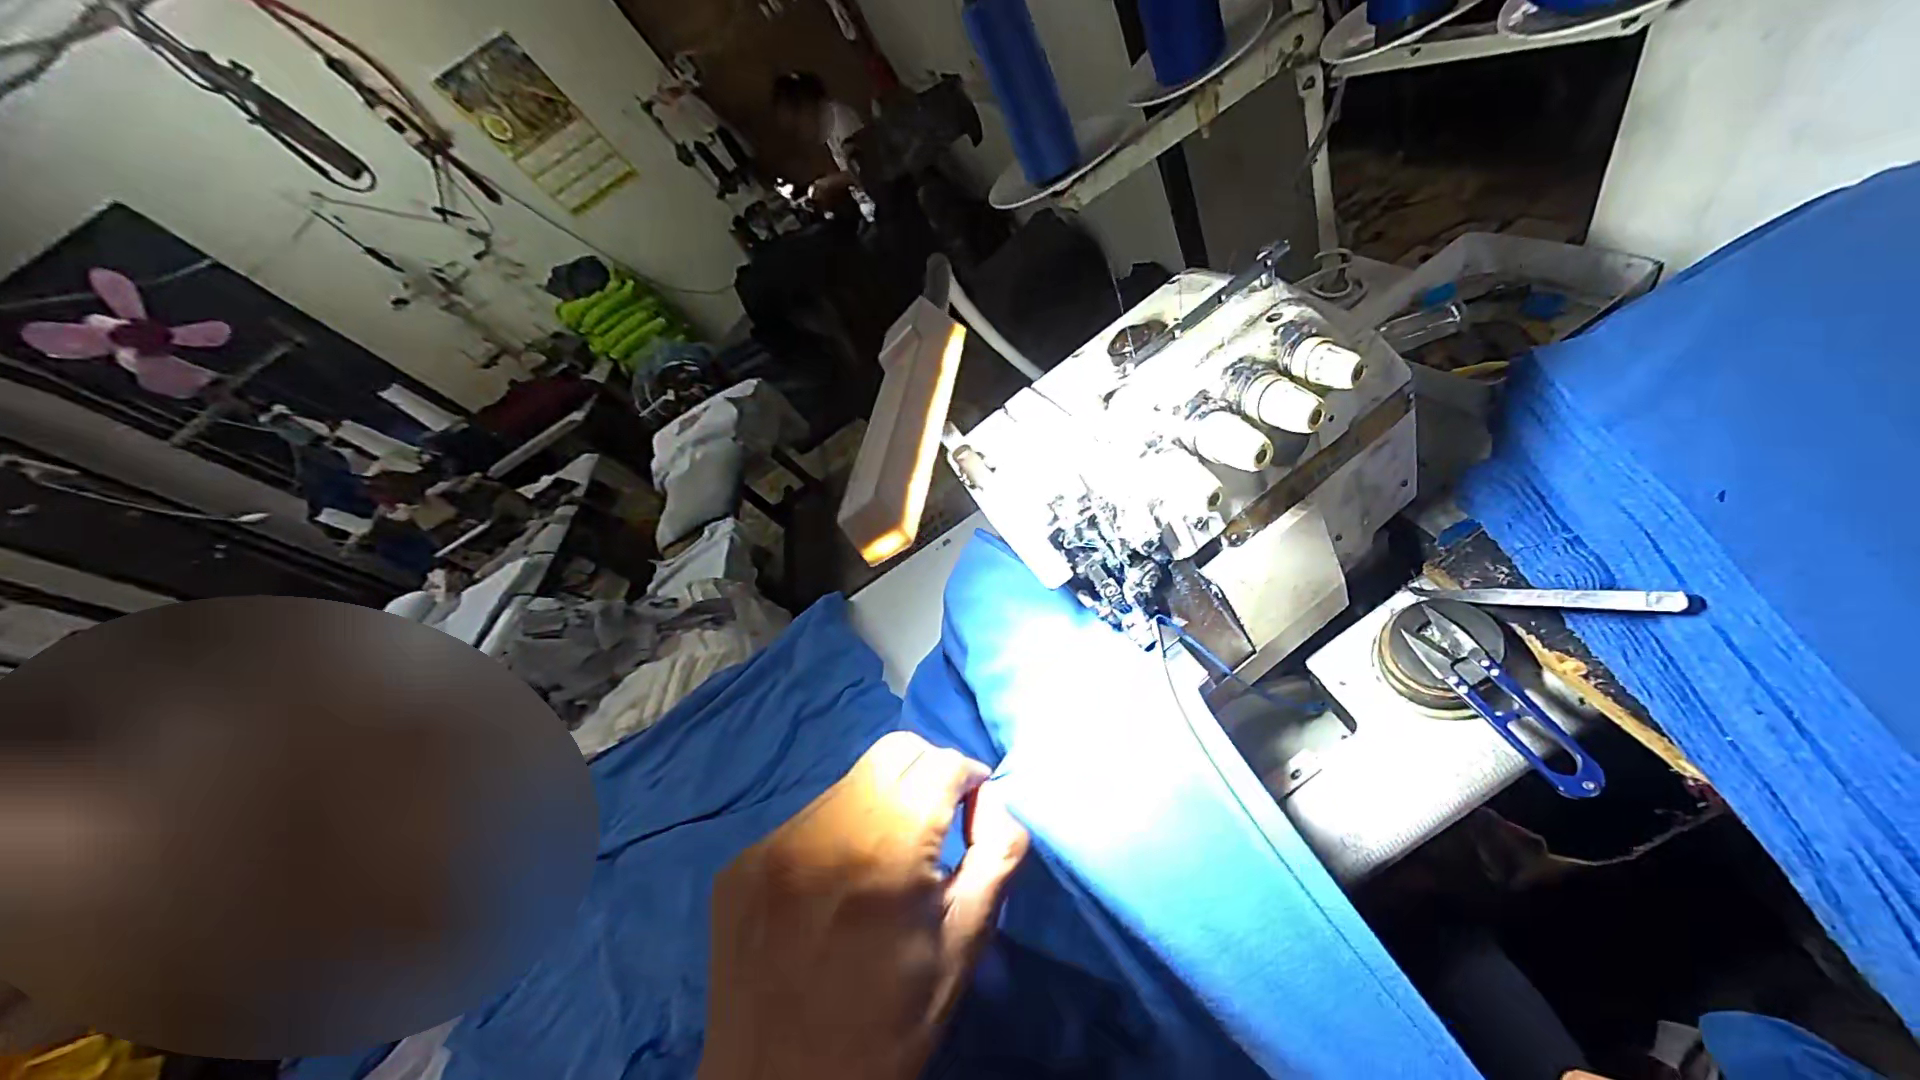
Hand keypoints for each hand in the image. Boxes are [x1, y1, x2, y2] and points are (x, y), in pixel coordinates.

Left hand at [698, 732, 1029, 1079]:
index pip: (940, 763)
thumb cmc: (889, 1025)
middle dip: (929, 770)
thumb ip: (997, 854)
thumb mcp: (965, 946)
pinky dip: (839, 830)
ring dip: (882, 799)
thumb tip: (994, 797)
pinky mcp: (742, 863)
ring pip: (850, 780)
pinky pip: (809, 818)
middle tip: (938, 820)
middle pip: (894, 751)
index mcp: (886, 849)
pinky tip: (838, 883)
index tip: (973, 810)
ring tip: (885, 857)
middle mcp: (823, 829)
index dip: (969, 778)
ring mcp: (774, 842)